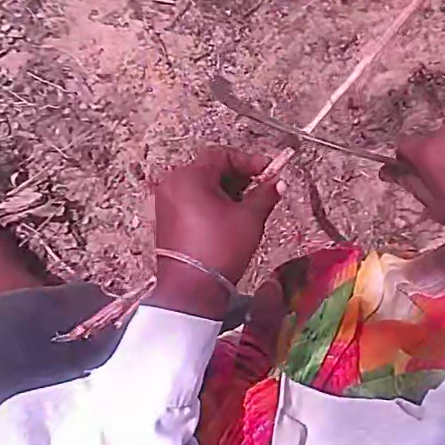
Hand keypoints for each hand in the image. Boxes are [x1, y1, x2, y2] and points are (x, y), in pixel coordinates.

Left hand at [148, 147, 282, 318]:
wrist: (192, 289)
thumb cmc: (219, 250)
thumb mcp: (249, 217)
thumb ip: (265, 194)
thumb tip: (277, 183)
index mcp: (190, 177)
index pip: (222, 155)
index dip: (249, 161)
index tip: (269, 170)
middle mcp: (173, 184)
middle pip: (211, 169)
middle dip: (240, 176)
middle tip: (262, 187)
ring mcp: (167, 202)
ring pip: (203, 186)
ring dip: (228, 190)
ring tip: (250, 204)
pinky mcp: (168, 220)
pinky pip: (194, 201)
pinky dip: (213, 203)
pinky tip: (232, 216)